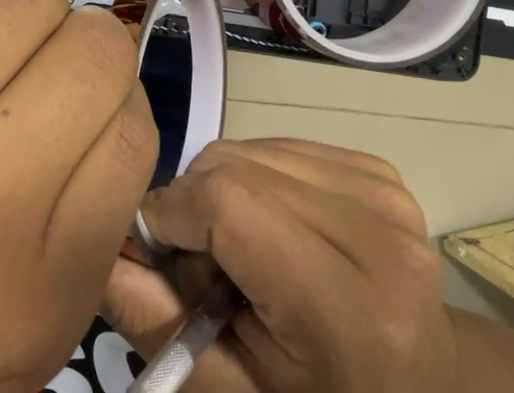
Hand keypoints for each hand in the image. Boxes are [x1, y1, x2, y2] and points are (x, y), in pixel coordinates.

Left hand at [0, 0, 158, 392]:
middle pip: (92, 44)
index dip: (118, 115)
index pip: (136, 128)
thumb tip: (111, 122)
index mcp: (37, 270)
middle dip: (84, 55)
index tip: (84, 123)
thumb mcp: (17, 341)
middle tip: (42, 83)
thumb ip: (88, 235)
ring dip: (19, 26)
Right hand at [102, 139, 457, 392]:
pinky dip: (249, 179)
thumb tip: (98, 250)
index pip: (229, 203)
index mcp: (353, 311)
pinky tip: (271, 230)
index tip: (160, 262)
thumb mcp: (228, 390)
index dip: (172, 217)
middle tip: (207, 274)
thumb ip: (156, 322)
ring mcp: (386, 194)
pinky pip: (271, 145)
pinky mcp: (379, 170)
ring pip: (243, 148)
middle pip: (230, 165)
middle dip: (191, 209)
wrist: (416, 387)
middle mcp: (382, 236)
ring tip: (242, 256)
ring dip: (218, 193)